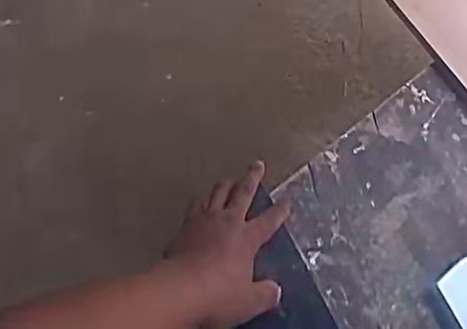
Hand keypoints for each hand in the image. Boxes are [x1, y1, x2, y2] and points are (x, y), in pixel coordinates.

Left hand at [161, 162, 290, 327]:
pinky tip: (199, 201)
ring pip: (218, 192)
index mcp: (247, 238)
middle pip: (244, 193)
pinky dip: (200, 201)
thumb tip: (275, 291)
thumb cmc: (217, 295)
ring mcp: (206, 219)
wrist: (180, 290)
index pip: (268, 221)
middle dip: (253, 178)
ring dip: (225, 185)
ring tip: (228, 179)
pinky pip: (195, 205)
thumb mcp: (247, 302)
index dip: (279, 212)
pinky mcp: (186, 224)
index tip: (287, 201)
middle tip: (257, 165)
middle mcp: (229, 221)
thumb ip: (264, 294)